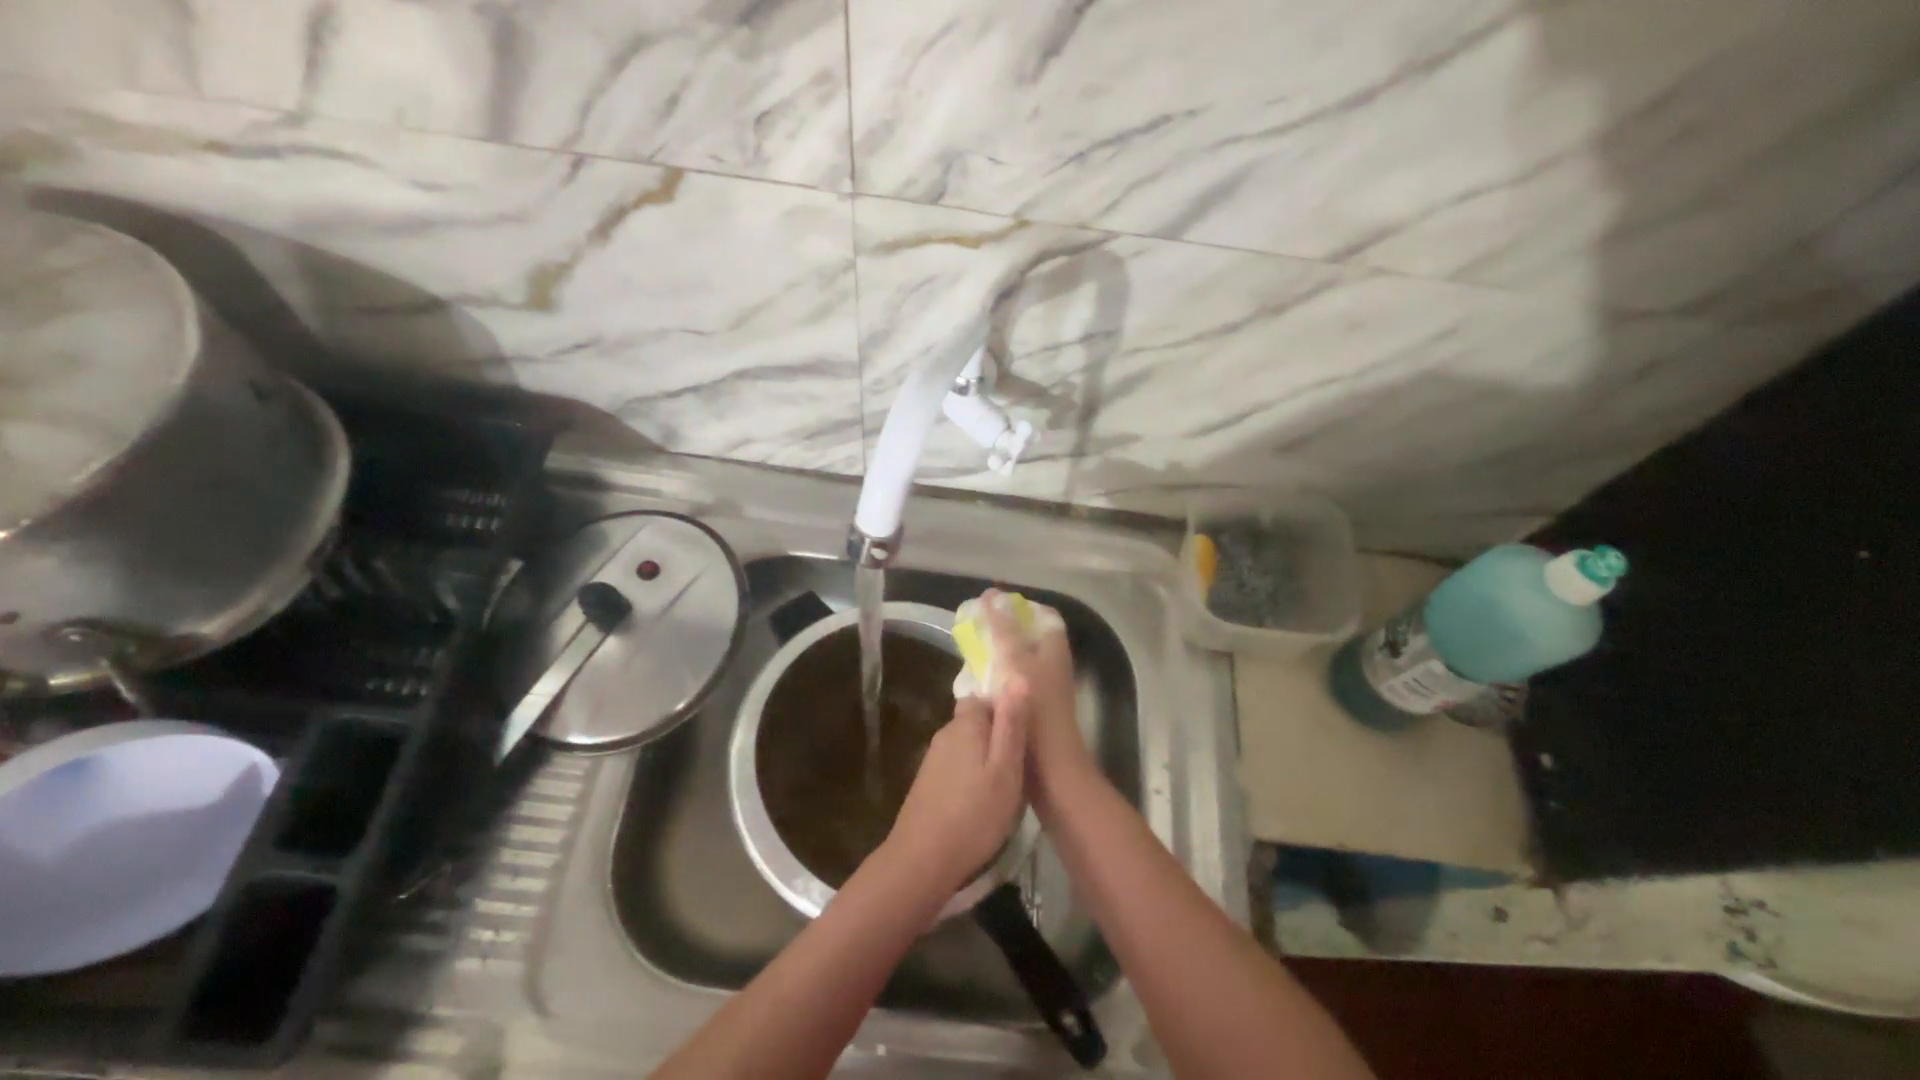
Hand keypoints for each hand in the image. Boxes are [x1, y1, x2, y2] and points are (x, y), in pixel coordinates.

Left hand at [885, 685, 1028, 892]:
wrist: (923, 860)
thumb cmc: (975, 814)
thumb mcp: (1006, 769)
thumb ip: (1011, 724)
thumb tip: (1017, 677)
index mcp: (964, 726)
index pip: (982, 698)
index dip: (1004, 709)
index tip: (1025, 732)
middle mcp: (944, 736)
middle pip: (973, 722)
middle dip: (995, 734)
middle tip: (1021, 762)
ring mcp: (931, 762)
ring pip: (965, 747)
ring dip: (983, 758)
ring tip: (1006, 784)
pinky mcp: (927, 785)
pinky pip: (955, 768)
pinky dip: (969, 777)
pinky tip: (981, 800)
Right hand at [981, 590, 1088, 777]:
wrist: (1052, 771)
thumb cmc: (1037, 713)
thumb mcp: (1017, 665)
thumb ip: (1004, 631)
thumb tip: (992, 597)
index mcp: (1054, 650)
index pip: (1043, 615)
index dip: (1018, 606)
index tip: (990, 603)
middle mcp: (1052, 665)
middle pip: (1028, 636)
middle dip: (1002, 629)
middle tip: (972, 627)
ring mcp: (1043, 689)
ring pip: (1019, 660)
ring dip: (996, 653)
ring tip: (968, 651)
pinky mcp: (1031, 710)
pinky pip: (1011, 683)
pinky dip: (994, 677)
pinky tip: (973, 683)